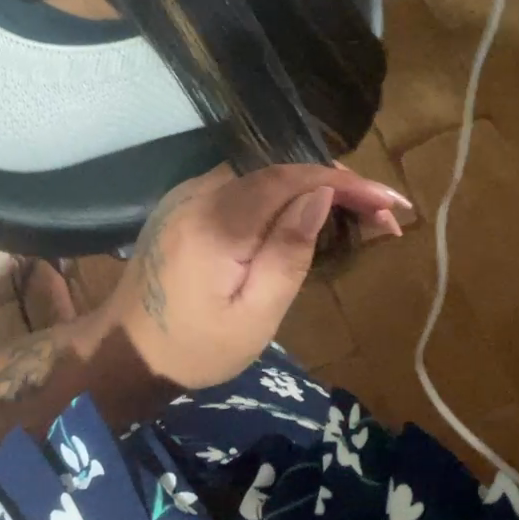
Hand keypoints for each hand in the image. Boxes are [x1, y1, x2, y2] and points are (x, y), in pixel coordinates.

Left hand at [104, 165, 407, 388]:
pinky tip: (302, 215)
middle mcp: (195, 194)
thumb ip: (287, 253)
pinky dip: (275, 194)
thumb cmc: (196, 347)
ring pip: (256, 174)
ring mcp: (183, 195)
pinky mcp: (179, 205)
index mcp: (215, 222)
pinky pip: (236, 186)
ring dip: (305, 187)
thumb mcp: (255, 315)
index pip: (287, 179)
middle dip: (331, 183)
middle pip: (273, 170)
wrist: (127, 348)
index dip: (342, 181)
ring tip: (354, 215)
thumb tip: (319, 196)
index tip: (392, 201)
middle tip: (381, 215)